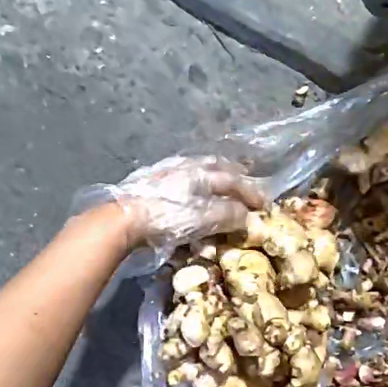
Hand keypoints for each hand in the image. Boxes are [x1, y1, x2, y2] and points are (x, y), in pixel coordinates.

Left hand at [83, 155, 267, 257]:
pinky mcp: (153, 184)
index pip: (234, 180)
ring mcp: (168, 174)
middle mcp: (187, 167)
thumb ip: (227, 215)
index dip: (252, 192)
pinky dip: (198, 188)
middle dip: (235, 177)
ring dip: (216, 181)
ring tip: (224, 192)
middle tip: (247, 187)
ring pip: (200, 173)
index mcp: (202, 171)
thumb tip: (247, 216)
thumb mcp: (203, 218)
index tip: (264, 205)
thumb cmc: (167, 217)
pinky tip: (195, 196)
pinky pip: (185, 182)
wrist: (123, 219)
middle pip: (217, 168)